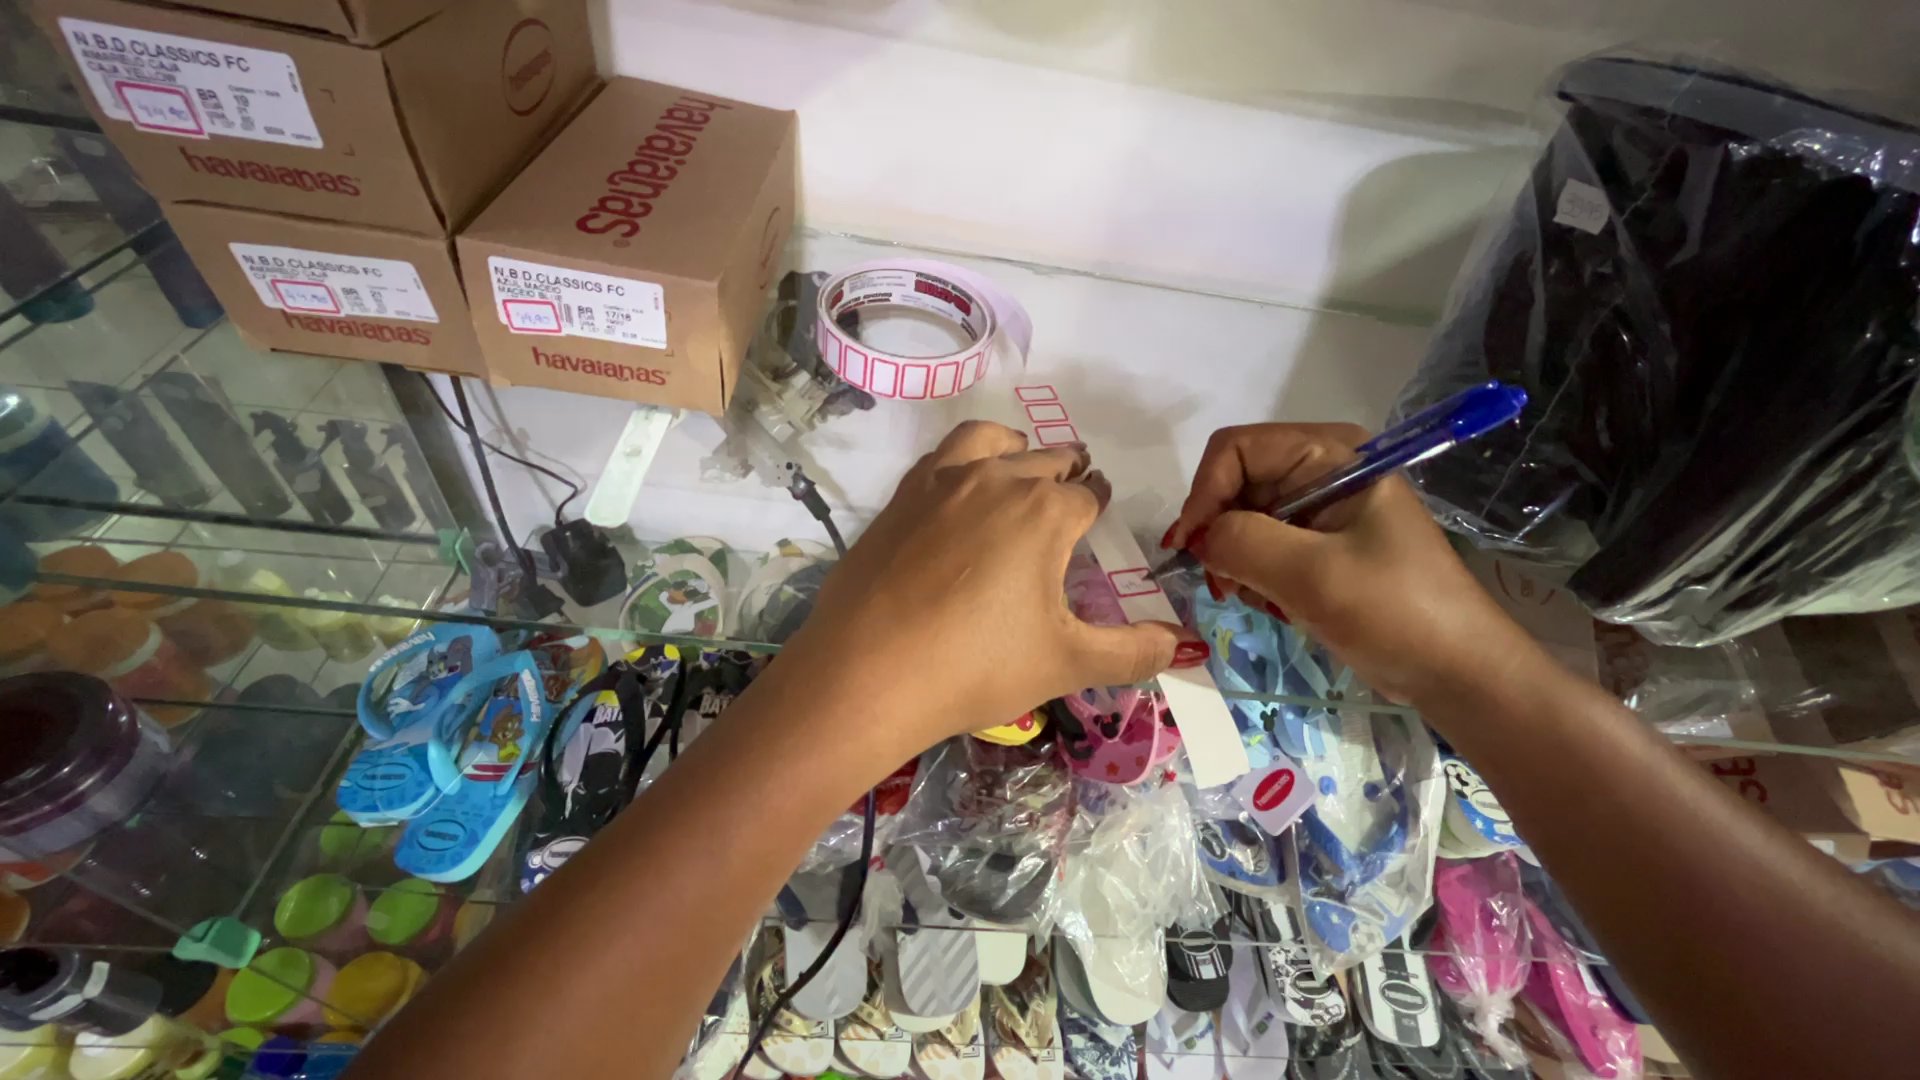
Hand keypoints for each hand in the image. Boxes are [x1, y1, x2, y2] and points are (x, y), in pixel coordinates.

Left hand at [784, 421, 1203, 750]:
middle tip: (1074, 484)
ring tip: (1023, 460)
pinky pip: (942, 455)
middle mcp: (997, 481)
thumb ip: (1131, 652)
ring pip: (992, 442)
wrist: (868, 672)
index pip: (1088, 494)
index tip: (1101, 506)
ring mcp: (941, 482)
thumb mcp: (1065, 663)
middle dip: (1067, 470)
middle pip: (1045, 460)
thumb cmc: (976, 666)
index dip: (1099, 500)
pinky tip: (960, 482)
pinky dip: (965, 455)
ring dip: (1017, 447)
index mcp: (1045, 512)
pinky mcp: (900, 497)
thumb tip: (1184, 646)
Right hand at [1162, 423, 1543, 707]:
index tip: (1191, 548)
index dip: (1204, 493)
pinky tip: (1275, 603)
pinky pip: (1261, 546)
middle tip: (1223, 584)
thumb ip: (1242, 543)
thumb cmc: (1394, 612)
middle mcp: (1322, 469)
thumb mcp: (1311, 574)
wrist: (1455, 672)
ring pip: (1242, 518)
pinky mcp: (1319, 543)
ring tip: (1256, 598)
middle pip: (1235, 483)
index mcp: (1331, 454)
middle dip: (1220, 533)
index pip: (1235, 449)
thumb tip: (1197, 539)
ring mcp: (1321, 507)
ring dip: (1236, 560)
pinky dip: (1254, 575)